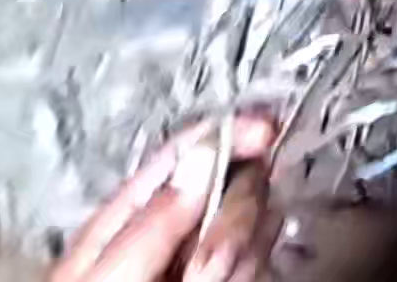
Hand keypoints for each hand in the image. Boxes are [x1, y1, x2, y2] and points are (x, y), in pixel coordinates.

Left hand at [50, 116, 276, 281]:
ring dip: (243, 251)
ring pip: (257, 214)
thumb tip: (206, 150)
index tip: (267, 132)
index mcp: (130, 216)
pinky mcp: (229, 271)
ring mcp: (201, 250)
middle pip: (237, 176)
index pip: (192, 144)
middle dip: (236, 218)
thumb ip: (153, 219)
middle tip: (211, 266)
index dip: (235, 128)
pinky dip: (251, 268)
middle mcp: (173, 224)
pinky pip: (263, 249)